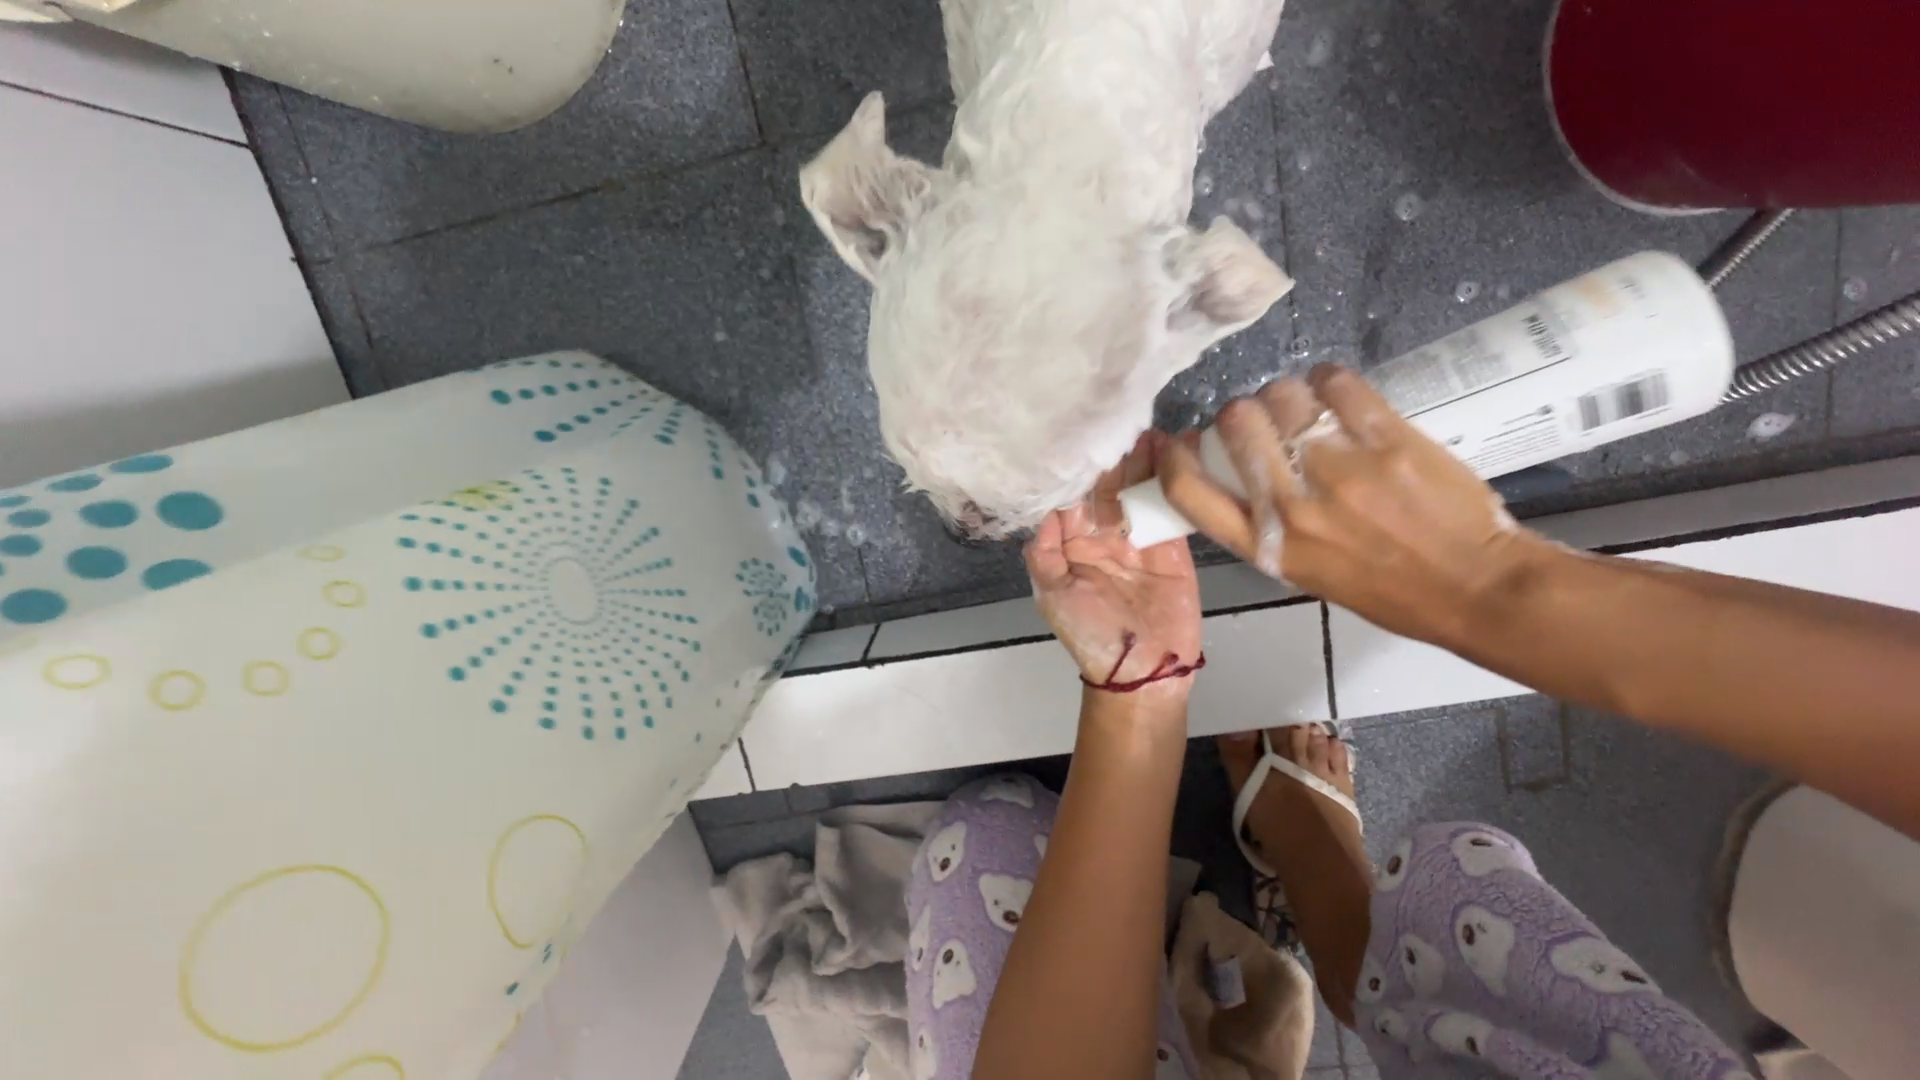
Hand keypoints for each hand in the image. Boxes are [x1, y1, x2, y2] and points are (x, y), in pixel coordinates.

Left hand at [1027, 435, 1203, 696]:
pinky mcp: (1173, 547)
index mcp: (1072, 543)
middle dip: (1118, 458)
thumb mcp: (1052, 596)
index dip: (1082, 469)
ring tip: (1156, 432)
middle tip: (1128, 424)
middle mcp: (1104, 534)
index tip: (1088, 437)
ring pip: (1141, 493)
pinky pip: (1172, 511)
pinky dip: (1176, 485)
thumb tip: (1043, 509)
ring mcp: (1140, 538)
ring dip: (1148, 464)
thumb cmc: (1089, 634)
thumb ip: (1043, 554)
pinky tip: (1182, 456)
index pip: (1076, 496)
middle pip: (1110, 487)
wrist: (1140, 671)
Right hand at [1157, 364, 1544, 648]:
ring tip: (1307, 406)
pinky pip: (1337, 385)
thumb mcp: (1305, 573)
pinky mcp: (1388, 440)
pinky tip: (1336, 390)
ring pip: (1283, 396)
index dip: (1172, 459)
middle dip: (1242, 413)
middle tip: (1265, 420)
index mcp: (1266, 545)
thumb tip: (1245, 472)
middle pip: (1236, 425)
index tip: (1178, 442)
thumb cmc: (1387, 591)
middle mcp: (1291, 506)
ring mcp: (1340, 470)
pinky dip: (1328, 379)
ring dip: (1287, 394)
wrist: (1475, 589)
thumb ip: (1268, 526)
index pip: (1189, 493)